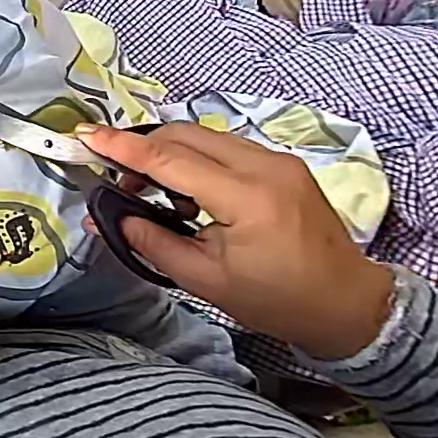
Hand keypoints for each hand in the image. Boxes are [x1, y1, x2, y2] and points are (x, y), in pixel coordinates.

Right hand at [78, 124, 395, 359]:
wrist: (348, 303)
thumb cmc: (278, 301)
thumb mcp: (207, 281)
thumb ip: (154, 243)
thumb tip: (110, 218)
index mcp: (248, 198)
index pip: (172, 160)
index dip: (124, 147)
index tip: (88, 136)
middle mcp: (265, 165)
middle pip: (185, 135)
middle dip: (142, 148)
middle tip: (119, 181)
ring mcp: (277, 159)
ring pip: (203, 136)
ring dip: (168, 153)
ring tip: (151, 191)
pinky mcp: (280, 162)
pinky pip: (223, 147)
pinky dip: (193, 159)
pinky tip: (186, 192)